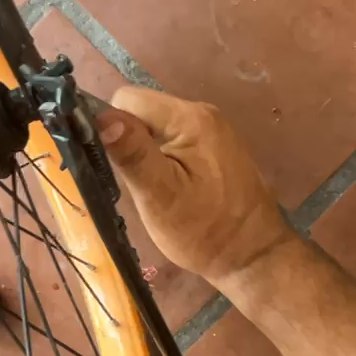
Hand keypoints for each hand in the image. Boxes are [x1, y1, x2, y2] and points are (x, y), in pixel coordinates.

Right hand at [95, 86, 297, 282]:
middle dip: (130, 142)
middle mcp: (201, 112)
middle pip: (142, 109)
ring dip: (145, 152)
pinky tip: (170, 186)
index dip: (112, 128)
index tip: (116, 165)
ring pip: (155, 125)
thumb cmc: (206, 231)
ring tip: (154, 188)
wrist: (254, 255)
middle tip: (140, 183)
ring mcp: (210, 127)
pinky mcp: (213, 144)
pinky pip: (172, 138)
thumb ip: (133, 154)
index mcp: (190, 118)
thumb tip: (102, 117)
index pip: (128, 100)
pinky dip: (161, 158)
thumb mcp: (162, 197)